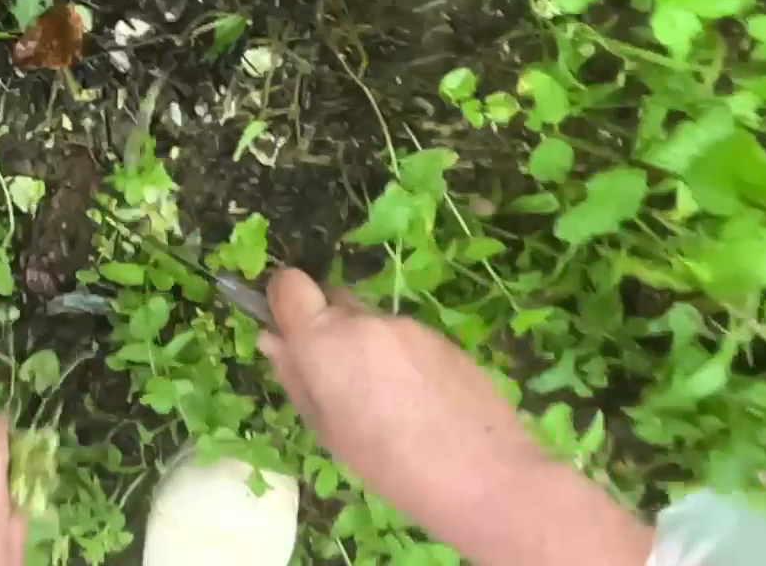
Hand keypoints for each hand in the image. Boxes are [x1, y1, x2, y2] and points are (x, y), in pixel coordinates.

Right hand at [256, 269, 652, 565]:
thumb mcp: (326, 429)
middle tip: (342, 374)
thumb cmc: (390, 465)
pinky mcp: (442, 338)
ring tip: (391, 398)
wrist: (492, 481)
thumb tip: (273, 340)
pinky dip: (404, 359)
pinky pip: (406, 339)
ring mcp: (405, 326)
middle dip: (329, 327)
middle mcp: (360, 320)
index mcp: (322, 340)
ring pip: (370, 322)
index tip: (290, 329)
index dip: (284, 300)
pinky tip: (424, 402)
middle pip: (331, 301)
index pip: (288, 283)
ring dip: (368, 345)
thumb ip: (294, 376)